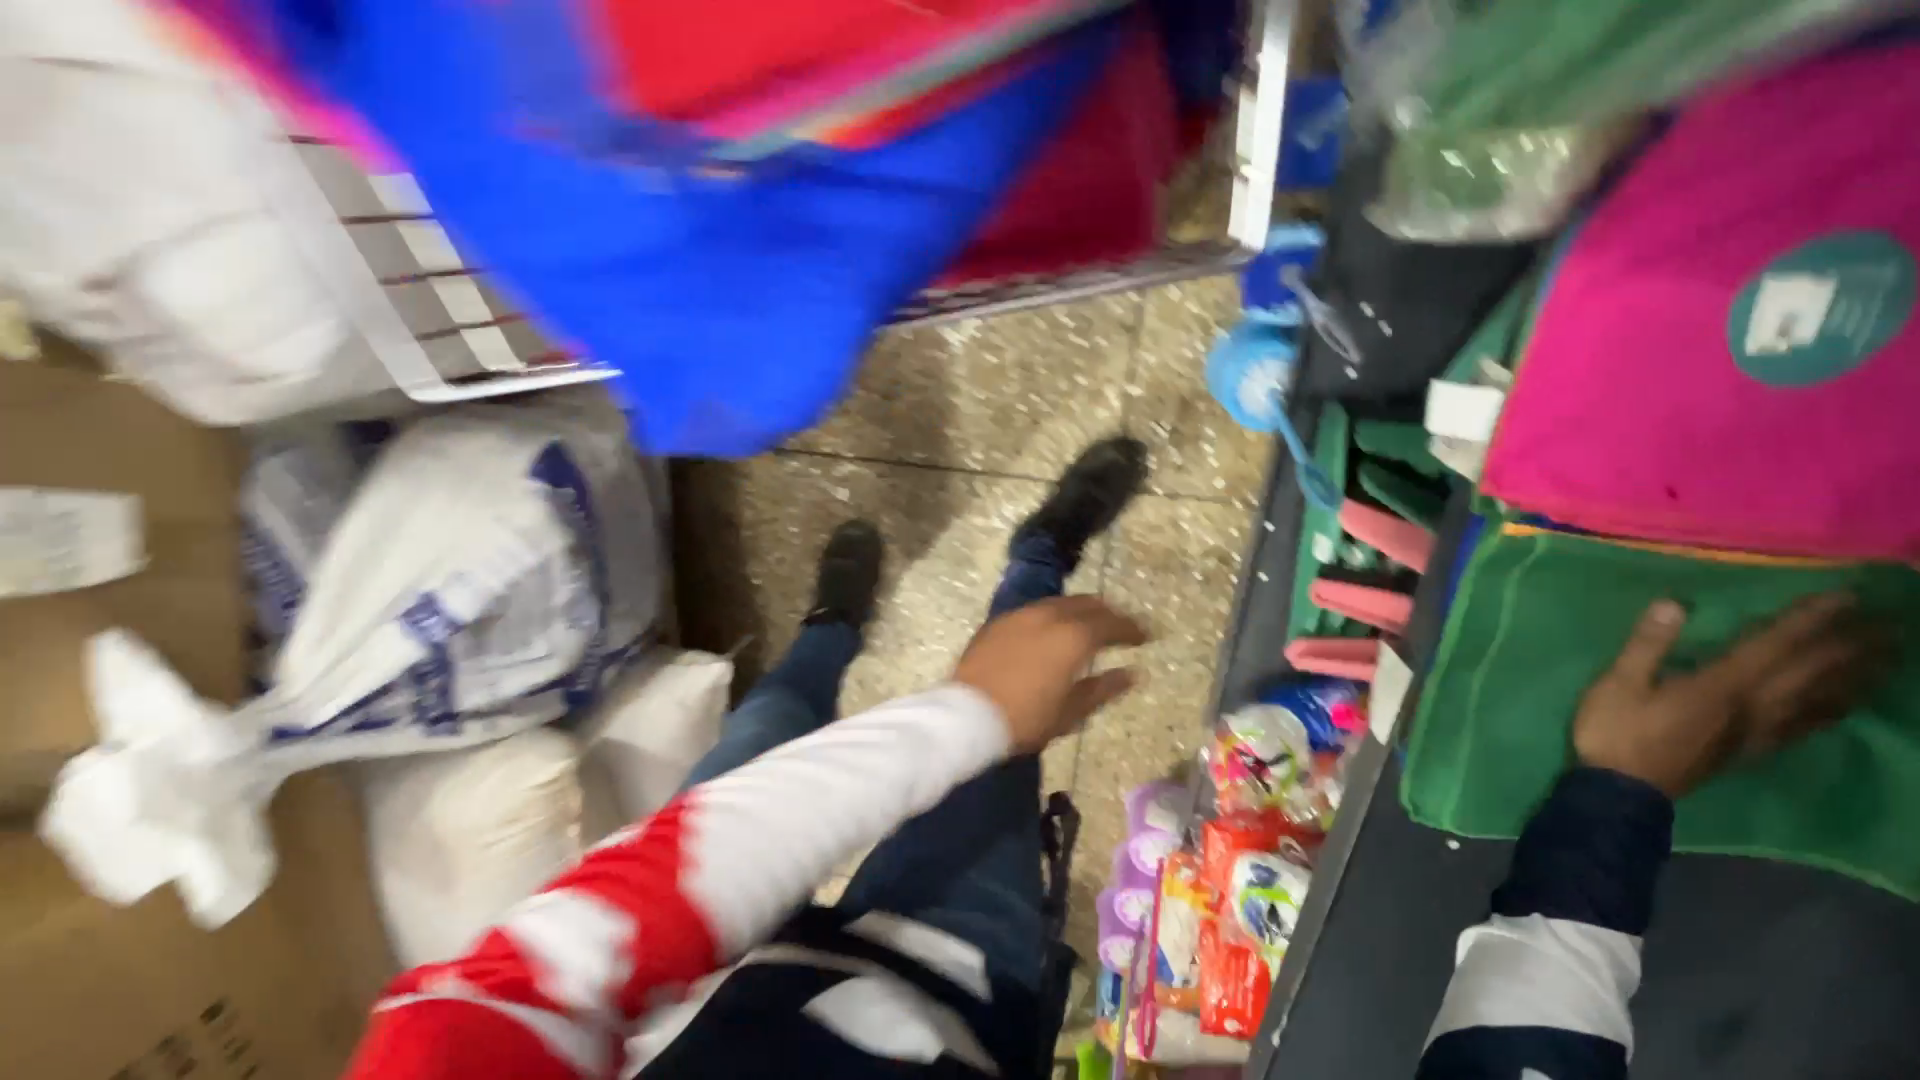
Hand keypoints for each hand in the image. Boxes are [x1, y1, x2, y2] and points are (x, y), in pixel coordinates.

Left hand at [953, 595, 1150, 754]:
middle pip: (1087, 604)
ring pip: (1058, 603)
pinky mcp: (997, 622)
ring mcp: (1019, 616)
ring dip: (1079, 611)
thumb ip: (1103, 688)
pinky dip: (1052, 616)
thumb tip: (1132, 674)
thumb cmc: (1025, 720)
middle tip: (1120, 628)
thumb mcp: (1071, 712)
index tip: (1145, 637)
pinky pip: (1034, 611)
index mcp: (1073, 637)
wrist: (966, 717)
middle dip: (1108, 613)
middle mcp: (1048, 616)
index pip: (1112, 623)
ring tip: (1087, 627)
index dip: (1132, 628)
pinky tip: (1051, 632)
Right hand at [1573, 591, 1889, 797]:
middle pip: (1812, 673)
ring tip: (1886, 659)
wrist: (1621, 790)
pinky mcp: (1751, 749)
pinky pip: (1804, 727)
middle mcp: (1753, 707)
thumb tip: (1674, 603)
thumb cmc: (1615, 731)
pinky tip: (1842, 705)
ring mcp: (1757, 732)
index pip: (1775, 646)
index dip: (1810, 619)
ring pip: (1820, 701)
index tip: (1847, 595)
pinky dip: (1831, 711)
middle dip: (1850, 646)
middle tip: (1889, 623)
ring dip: (1856, 677)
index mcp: (1721, 687)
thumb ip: (1648, 644)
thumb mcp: (1617, 683)